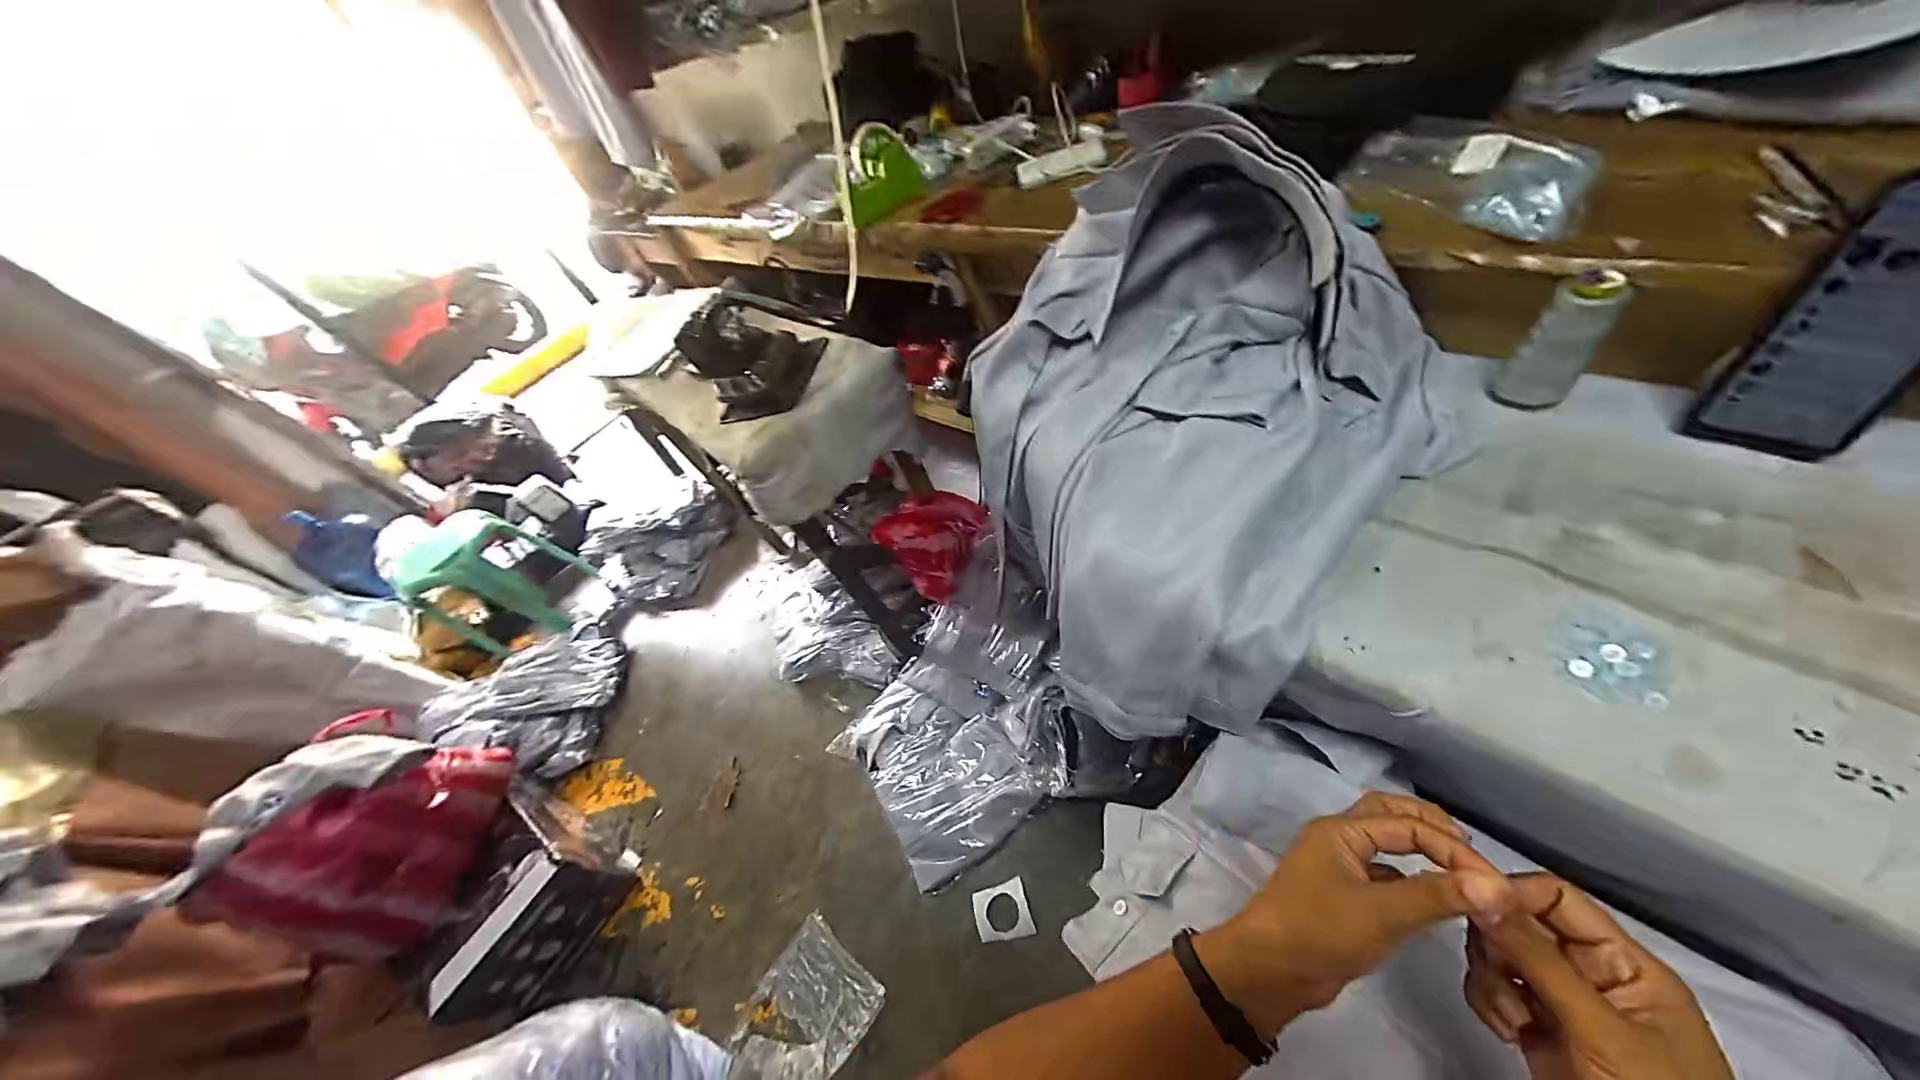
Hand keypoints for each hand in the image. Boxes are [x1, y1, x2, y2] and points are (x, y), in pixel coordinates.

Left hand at [1195, 792, 1516, 1037]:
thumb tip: (1497, 886)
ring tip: (1464, 875)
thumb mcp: (1383, 912)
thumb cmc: (1321, 929)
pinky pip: (1384, 872)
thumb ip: (1437, 896)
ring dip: (1422, 849)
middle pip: (1391, 816)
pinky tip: (1437, 898)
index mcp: (1340, 830)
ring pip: (1386, 843)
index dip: (1454, 850)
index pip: (1407, 824)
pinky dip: (1412, 877)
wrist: (1272, 967)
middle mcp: (1338, 838)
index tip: (1497, 885)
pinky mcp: (1345, 893)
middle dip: (1434, 829)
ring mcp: (1339, 865)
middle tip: (1476, 858)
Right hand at [1463, 874, 1734, 1079]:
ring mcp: (1560, 1001)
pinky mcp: (1535, 1025)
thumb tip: (1481, 892)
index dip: (1511, 893)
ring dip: (1489, 979)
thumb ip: (1539, 958)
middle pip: (1516, 922)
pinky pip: (1491, 988)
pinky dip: (1487, 1003)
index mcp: (1624, 964)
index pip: (1556, 898)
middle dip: (1494, 945)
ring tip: (1510, 1019)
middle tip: (1497, 973)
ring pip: (1496, 954)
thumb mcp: (1600, 1028)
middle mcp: (1589, 973)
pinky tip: (1506, 1031)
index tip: (1472, 905)